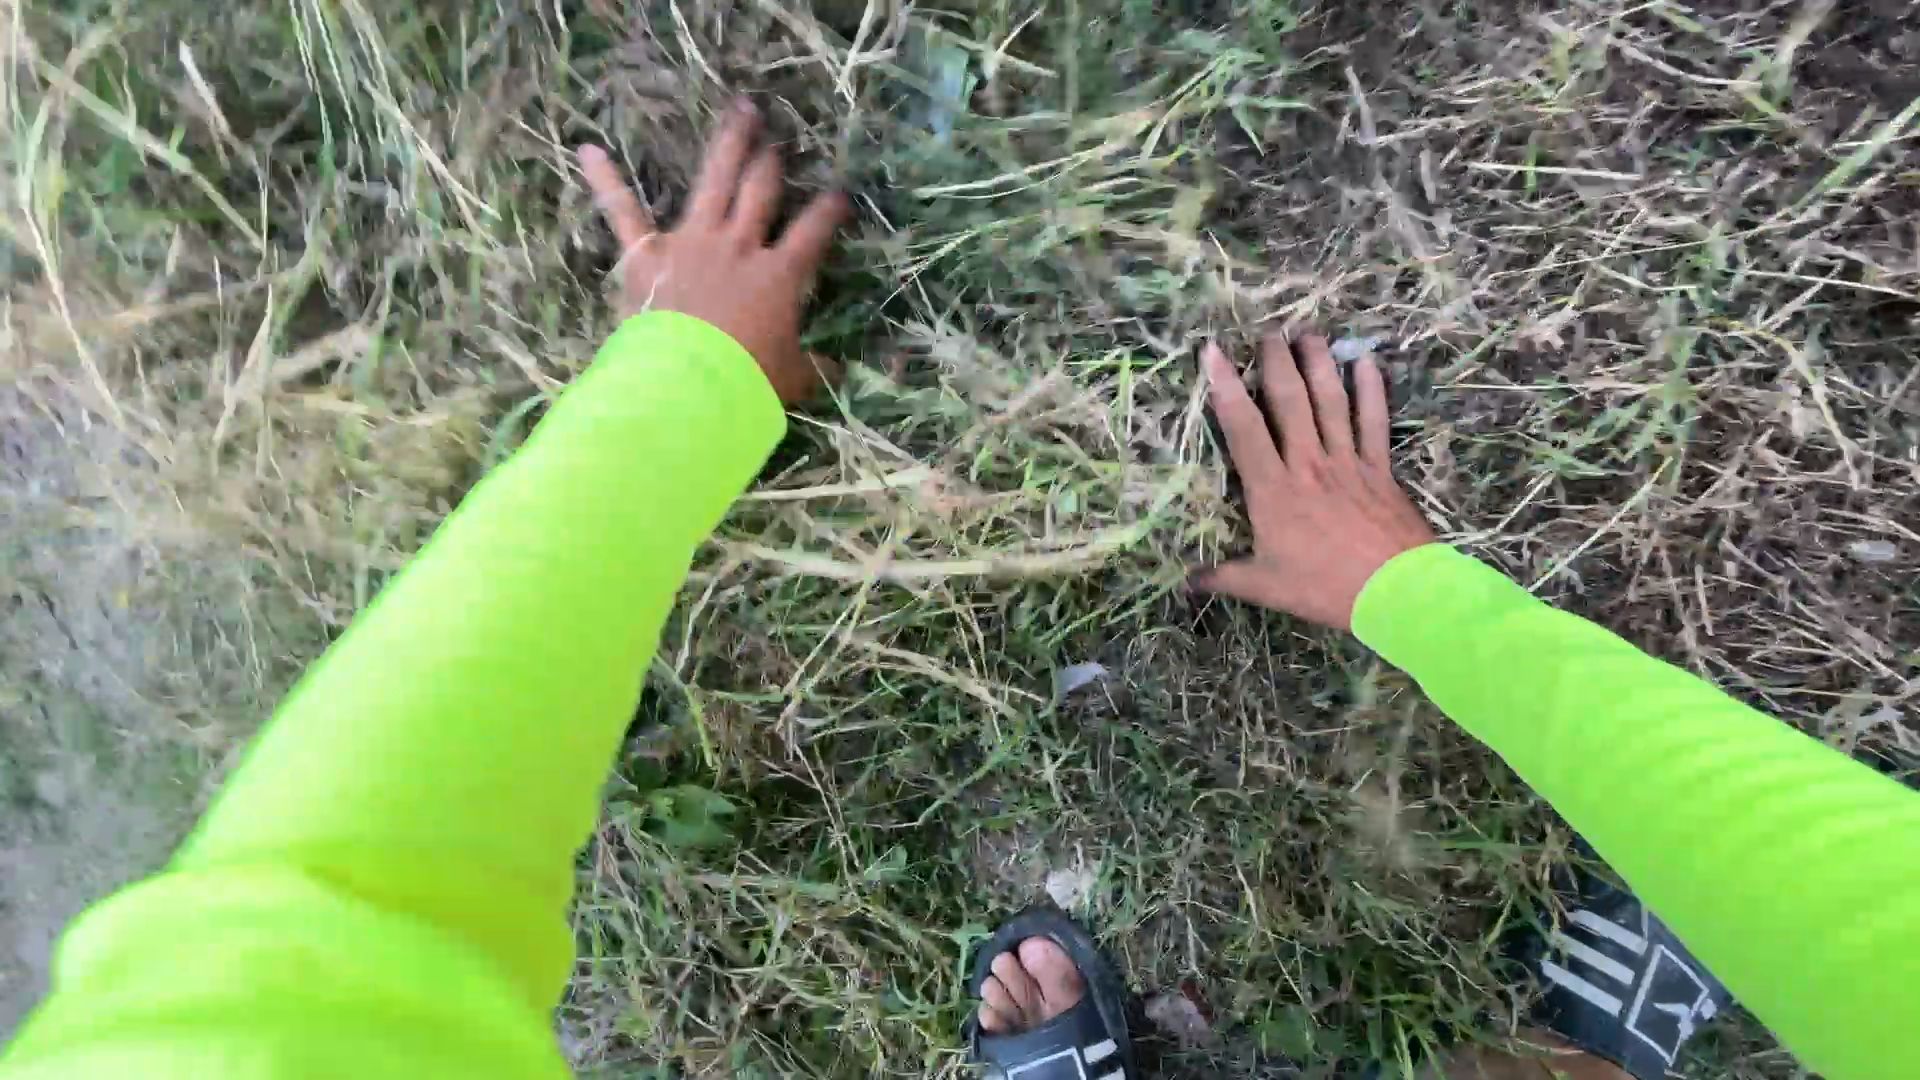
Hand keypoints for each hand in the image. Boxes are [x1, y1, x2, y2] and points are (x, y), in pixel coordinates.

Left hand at [578, 98, 849, 403]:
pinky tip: (588, 149)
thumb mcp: (792, 379)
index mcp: (779, 276)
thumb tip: (839, 373)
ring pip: (714, 181)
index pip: (814, 232)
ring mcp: (692, 243)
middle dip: (772, 160)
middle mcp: (739, 246)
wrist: (688, 386)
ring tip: (740, 111)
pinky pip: (623, 213)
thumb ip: (815, 370)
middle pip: (761, 190)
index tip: (840, 196)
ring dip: (728, 143)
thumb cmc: (747, 381)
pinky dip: (605, 181)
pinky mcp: (647, 256)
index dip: (830, 212)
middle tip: (777, 140)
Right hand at [1193, 332, 1436, 630]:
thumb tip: (1185, 584)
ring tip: (1308, 333)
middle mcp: (1308, 464)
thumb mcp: (1264, 587)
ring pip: (1331, 402)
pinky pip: (1374, 422)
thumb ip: (1222, 578)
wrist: (1398, 594)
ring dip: (1319, 364)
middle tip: (1266, 332)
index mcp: (1272, 489)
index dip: (1227, 388)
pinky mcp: (1379, 470)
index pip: (1243, 428)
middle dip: (1275, 362)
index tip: (1213, 353)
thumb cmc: (1323, 588)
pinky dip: (1372, 391)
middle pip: (1290, 401)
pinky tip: (1367, 363)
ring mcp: (1347, 462)